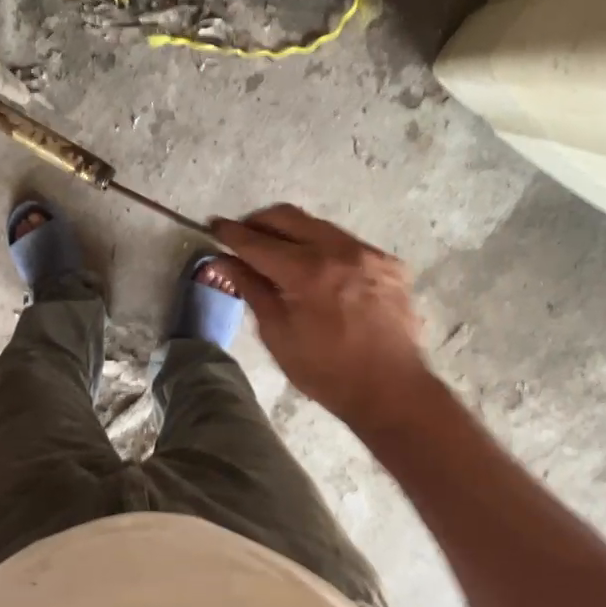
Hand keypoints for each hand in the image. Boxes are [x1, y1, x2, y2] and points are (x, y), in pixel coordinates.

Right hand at [213, 205, 428, 418]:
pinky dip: (323, 249)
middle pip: (287, 217)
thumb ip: (251, 288)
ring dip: (291, 233)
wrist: (392, 390)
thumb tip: (223, 261)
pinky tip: (317, 272)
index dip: (230, 233)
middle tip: (242, 238)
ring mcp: (368, 253)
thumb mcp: (276, 333)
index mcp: (306, 271)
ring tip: (277, 254)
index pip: (256, 241)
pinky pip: (346, 243)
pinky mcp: (388, 263)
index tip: (213, 225)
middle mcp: (339, 250)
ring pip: (318, 225)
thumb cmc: (325, 370)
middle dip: (258, 222)